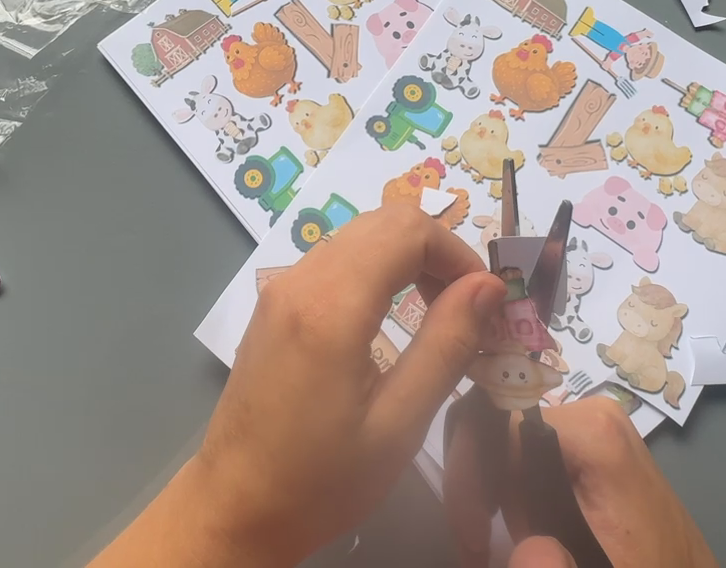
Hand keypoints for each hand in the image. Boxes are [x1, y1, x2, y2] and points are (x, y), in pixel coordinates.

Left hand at [89, 203, 505, 567]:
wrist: (236, 503)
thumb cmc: (323, 478)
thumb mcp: (399, 422)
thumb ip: (446, 343)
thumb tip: (489, 284)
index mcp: (331, 304)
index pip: (407, 230)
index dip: (457, 253)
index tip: (487, 302)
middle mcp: (301, 277)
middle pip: (383, 222)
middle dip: (436, 252)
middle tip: (467, 309)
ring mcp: (281, 285)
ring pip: (358, 235)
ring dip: (406, 259)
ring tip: (436, 314)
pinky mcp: (274, 301)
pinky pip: (334, 259)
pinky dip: (374, 269)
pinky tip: (390, 317)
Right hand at [445, 396, 718, 567]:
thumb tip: (524, 553)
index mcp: (591, 430)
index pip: (495, 429)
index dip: (468, 482)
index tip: (470, 543)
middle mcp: (588, 409)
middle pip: (497, 433)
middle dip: (482, 493)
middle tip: (486, 547)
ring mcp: (590, 419)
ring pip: (506, 441)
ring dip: (494, 495)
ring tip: (508, 541)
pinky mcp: (590, 436)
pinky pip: (526, 448)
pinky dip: (513, 490)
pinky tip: (528, 528)